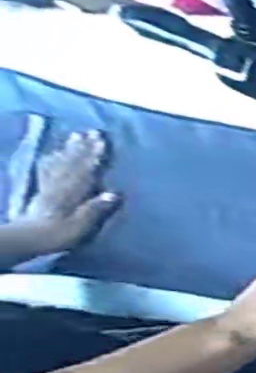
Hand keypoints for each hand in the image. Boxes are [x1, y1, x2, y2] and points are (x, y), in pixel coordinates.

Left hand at [15, 130, 119, 255]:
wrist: (24, 241)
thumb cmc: (58, 235)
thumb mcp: (80, 226)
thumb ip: (95, 210)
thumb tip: (114, 193)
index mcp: (69, 194)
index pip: (84, 171)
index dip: (93, 155)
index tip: (102, 140)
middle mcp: (57, 187)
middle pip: (71, 164)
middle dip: (81, 148)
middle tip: (90, 132)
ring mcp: (47, 188)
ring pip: (58, 164)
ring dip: (68, 150)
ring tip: (74, 137)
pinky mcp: (41, 192)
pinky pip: (46, 172)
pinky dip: (52, 160)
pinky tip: (54, 154)